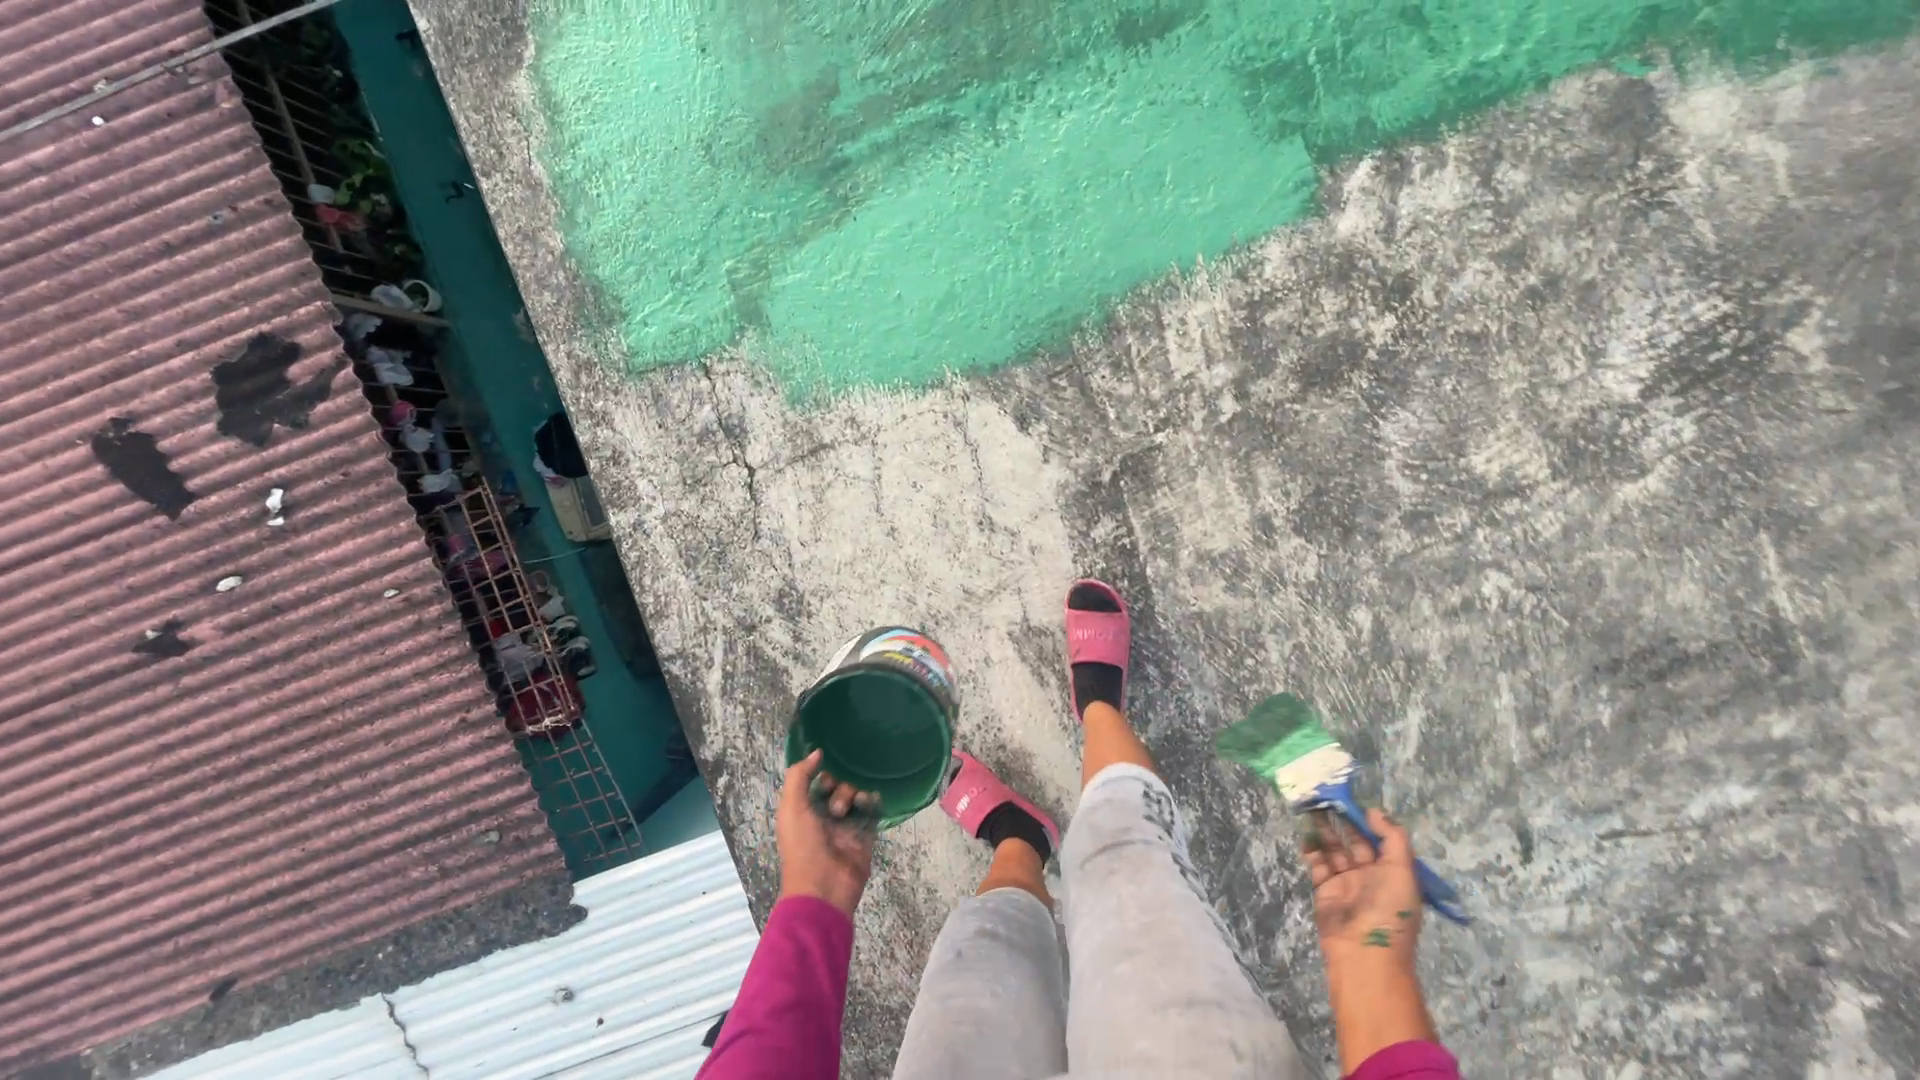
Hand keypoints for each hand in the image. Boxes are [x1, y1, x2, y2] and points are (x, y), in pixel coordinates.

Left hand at [776, 750, 878, 917]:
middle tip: (834, 806)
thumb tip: (817, 751)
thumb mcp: (791, 808)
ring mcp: (846, 825)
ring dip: (853, 795)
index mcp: (803, 810)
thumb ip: (799, 776)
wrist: (824, 887)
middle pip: (837, 786)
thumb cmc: (802, 846)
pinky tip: (867, 802)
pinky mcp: (865, 834)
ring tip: (847, 812)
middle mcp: (824, 816)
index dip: (820, 776)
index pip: (815, 782)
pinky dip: (871, 801)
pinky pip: (872, 809)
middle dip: (838, 787)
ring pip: (855, 794)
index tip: (823, 780)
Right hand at [1303, 807, 1436, 1072]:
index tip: (1350, 799)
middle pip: (1354, 841)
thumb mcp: (1403, 872)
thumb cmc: (1390, 911)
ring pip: (1334, 850)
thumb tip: (1374, 810)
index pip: (1379, 839)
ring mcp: (1346, 883)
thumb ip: (1392, 838)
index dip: (1366, 819)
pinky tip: (1305, 835)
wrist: (1365, 955)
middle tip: (1324, 796)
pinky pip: (1318, 865)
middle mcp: (1371, 875)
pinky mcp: (1325, 891)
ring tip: (1311, 807)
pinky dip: (1311, 850)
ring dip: (1324, 830)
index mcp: (1393, 872)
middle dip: (1341, 820)